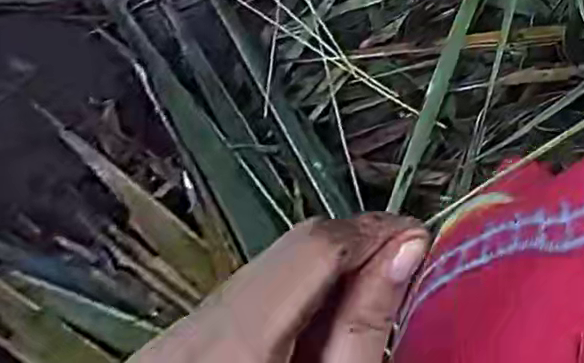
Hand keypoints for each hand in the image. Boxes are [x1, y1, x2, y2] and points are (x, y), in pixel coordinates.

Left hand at [131, 214, 429, 362]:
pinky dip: (290, 299)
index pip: (319, 244)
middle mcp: (186, 334)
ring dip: (326, 272)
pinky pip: (242, 297)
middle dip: (356, 248)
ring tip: (362, 305)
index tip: (419, 243)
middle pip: (294, 248)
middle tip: (403, 267)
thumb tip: (409, 245)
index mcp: (229, 346)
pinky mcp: (164, 354)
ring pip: (270, 266)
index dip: (378, 232)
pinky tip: (313, 333)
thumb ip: (365, 324)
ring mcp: (166, 344)